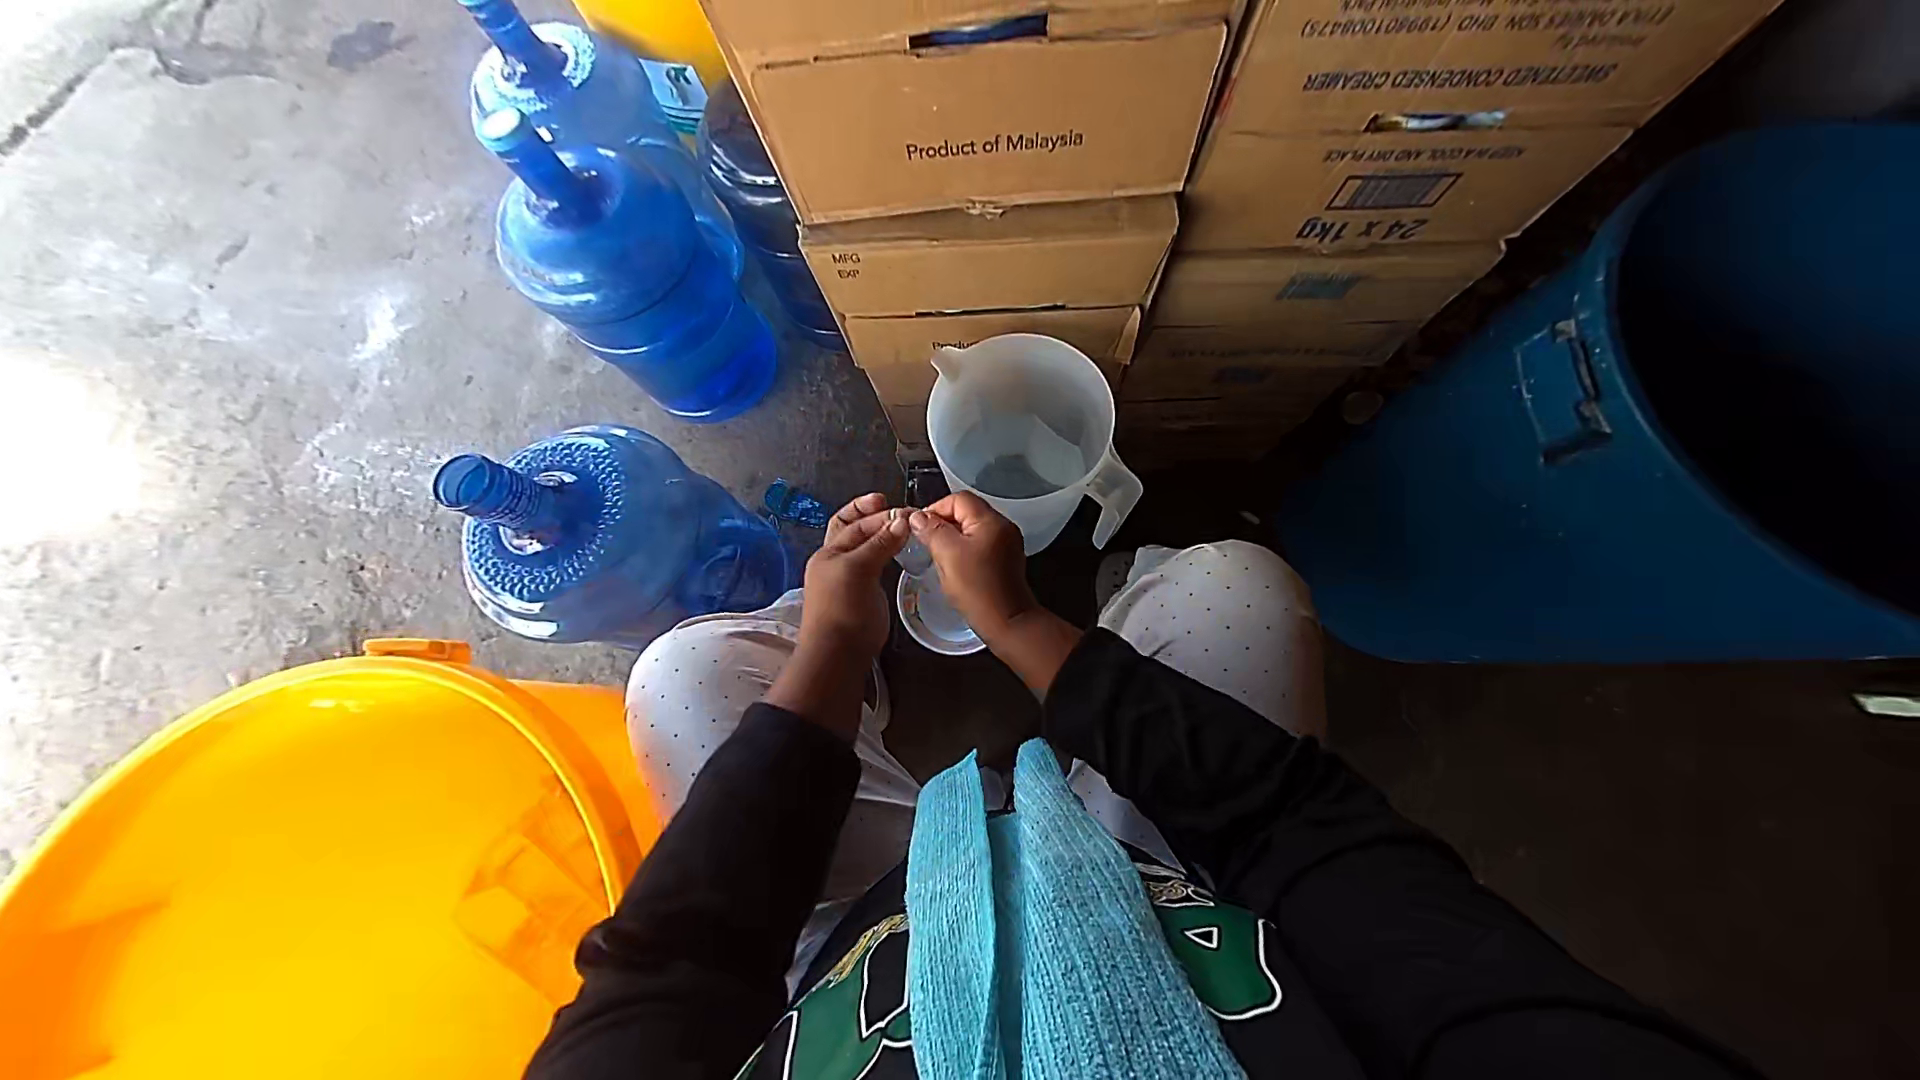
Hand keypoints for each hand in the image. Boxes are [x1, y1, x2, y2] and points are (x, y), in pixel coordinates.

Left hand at [798, 492, 910, 663]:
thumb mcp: (857, 569)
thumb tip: (901, 521)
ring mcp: (854, 578)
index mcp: (829, 553)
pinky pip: (880, 565)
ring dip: (887, 535)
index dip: (872, 512)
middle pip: (857, 531)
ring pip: (871, 548)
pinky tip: (904, 551)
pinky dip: (891, 554)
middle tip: (904, 513)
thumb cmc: (842, 608)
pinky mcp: (869, 593)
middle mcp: (839, 562)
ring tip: (907, 528)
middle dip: (878, 518)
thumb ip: (879, 544)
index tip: (896, 507)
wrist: (840, 651)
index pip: (851, 523)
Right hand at [908, 493, 1036, 640]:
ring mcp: (1006, 543)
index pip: (959, 499)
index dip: (935, 509)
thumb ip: (932, 531)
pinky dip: (964, 550)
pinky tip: (954, 565)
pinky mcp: (1005, 560)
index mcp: (991, 521)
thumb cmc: (978, 590)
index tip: (919, 527)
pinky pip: (980, 545)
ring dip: (952, 537)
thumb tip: (918, 517)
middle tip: (926, 541)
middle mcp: (1003, 527)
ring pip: (972, 529)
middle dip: (943, 523)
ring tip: (938, 554)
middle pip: (967, 512)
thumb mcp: (947, 555)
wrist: (1007, 622)